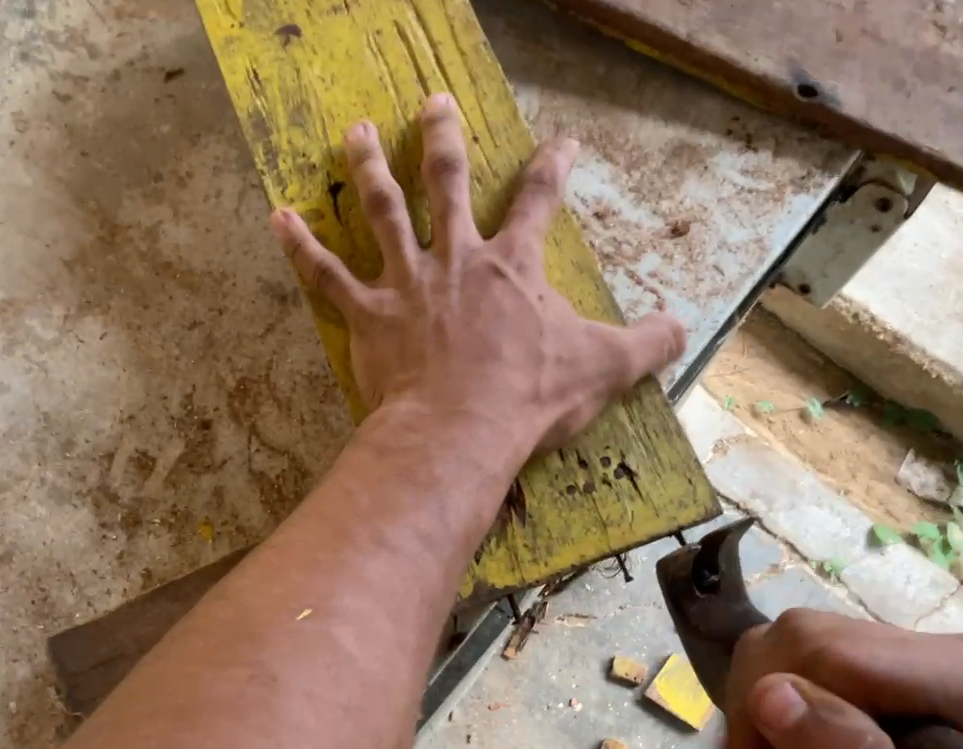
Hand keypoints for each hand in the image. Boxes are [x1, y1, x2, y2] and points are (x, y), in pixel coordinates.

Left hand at [268, 93, 685, 461]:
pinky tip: (278, 215)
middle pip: (450, 183)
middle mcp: (458, 259)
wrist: (463, 430)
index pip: (539, 201)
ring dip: (369, 167)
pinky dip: (300, 246)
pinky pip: (327, 275)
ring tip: (357, 130)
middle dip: (444, 139)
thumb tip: (684, 328)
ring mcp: (408, 283)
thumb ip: (648, 344)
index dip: (553, 168)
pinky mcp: (370, 316)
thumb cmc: (531, 399)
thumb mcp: (605, 369)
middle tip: (433, 102)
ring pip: (384, 211)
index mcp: (513, 267)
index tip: (561, 143)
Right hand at [719, 612, 962, 748]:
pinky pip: (802, 652)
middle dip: (760, 705)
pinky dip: (769, 699)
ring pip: (796, 640)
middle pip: (811, 639)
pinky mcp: (895, 661)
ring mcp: (927, 653)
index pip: (838, 655)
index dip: (775, 704)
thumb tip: (771, 692)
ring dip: (758, 704)